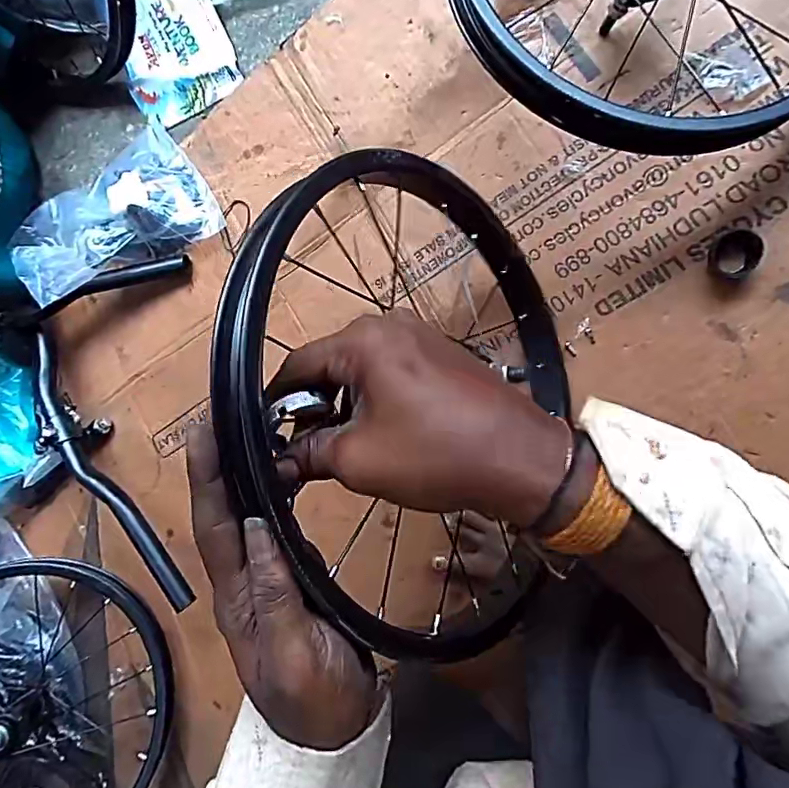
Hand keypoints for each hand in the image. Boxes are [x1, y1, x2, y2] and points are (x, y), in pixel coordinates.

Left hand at [187, 423, 378, 750]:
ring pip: (245, 516)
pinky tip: (280, 477)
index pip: (214, 525)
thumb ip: (275, 594)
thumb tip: (258, 528)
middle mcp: (243, 579)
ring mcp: (265, 579)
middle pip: (222, 513)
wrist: (335, 734)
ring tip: (247, 436)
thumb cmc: (314, 703)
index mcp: (236, 596)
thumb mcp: (294, 654)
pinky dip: (271, 497)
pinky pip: (273, 528)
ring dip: (240, 475)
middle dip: (215, 465)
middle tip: (219, 418)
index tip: (203, 433)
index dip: (206, 478)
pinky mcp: (289, 579)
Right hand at [270, 313, 576, 529]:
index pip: (298, 363)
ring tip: (346, 443)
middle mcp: (388, 326)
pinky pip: (389, 368)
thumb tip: (282, 461)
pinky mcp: (439, 351)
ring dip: (345, 403)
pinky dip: (374, 396)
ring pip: (359, 367)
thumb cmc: (440, 454)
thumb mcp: (359, 460)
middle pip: (329, 363)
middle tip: (307, 445)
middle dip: (314, 405)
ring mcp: (418, 334)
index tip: (266, 429)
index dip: (277, 400)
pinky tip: (380, 430)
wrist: (522, 460)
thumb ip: (310, 454)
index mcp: (363, 340)